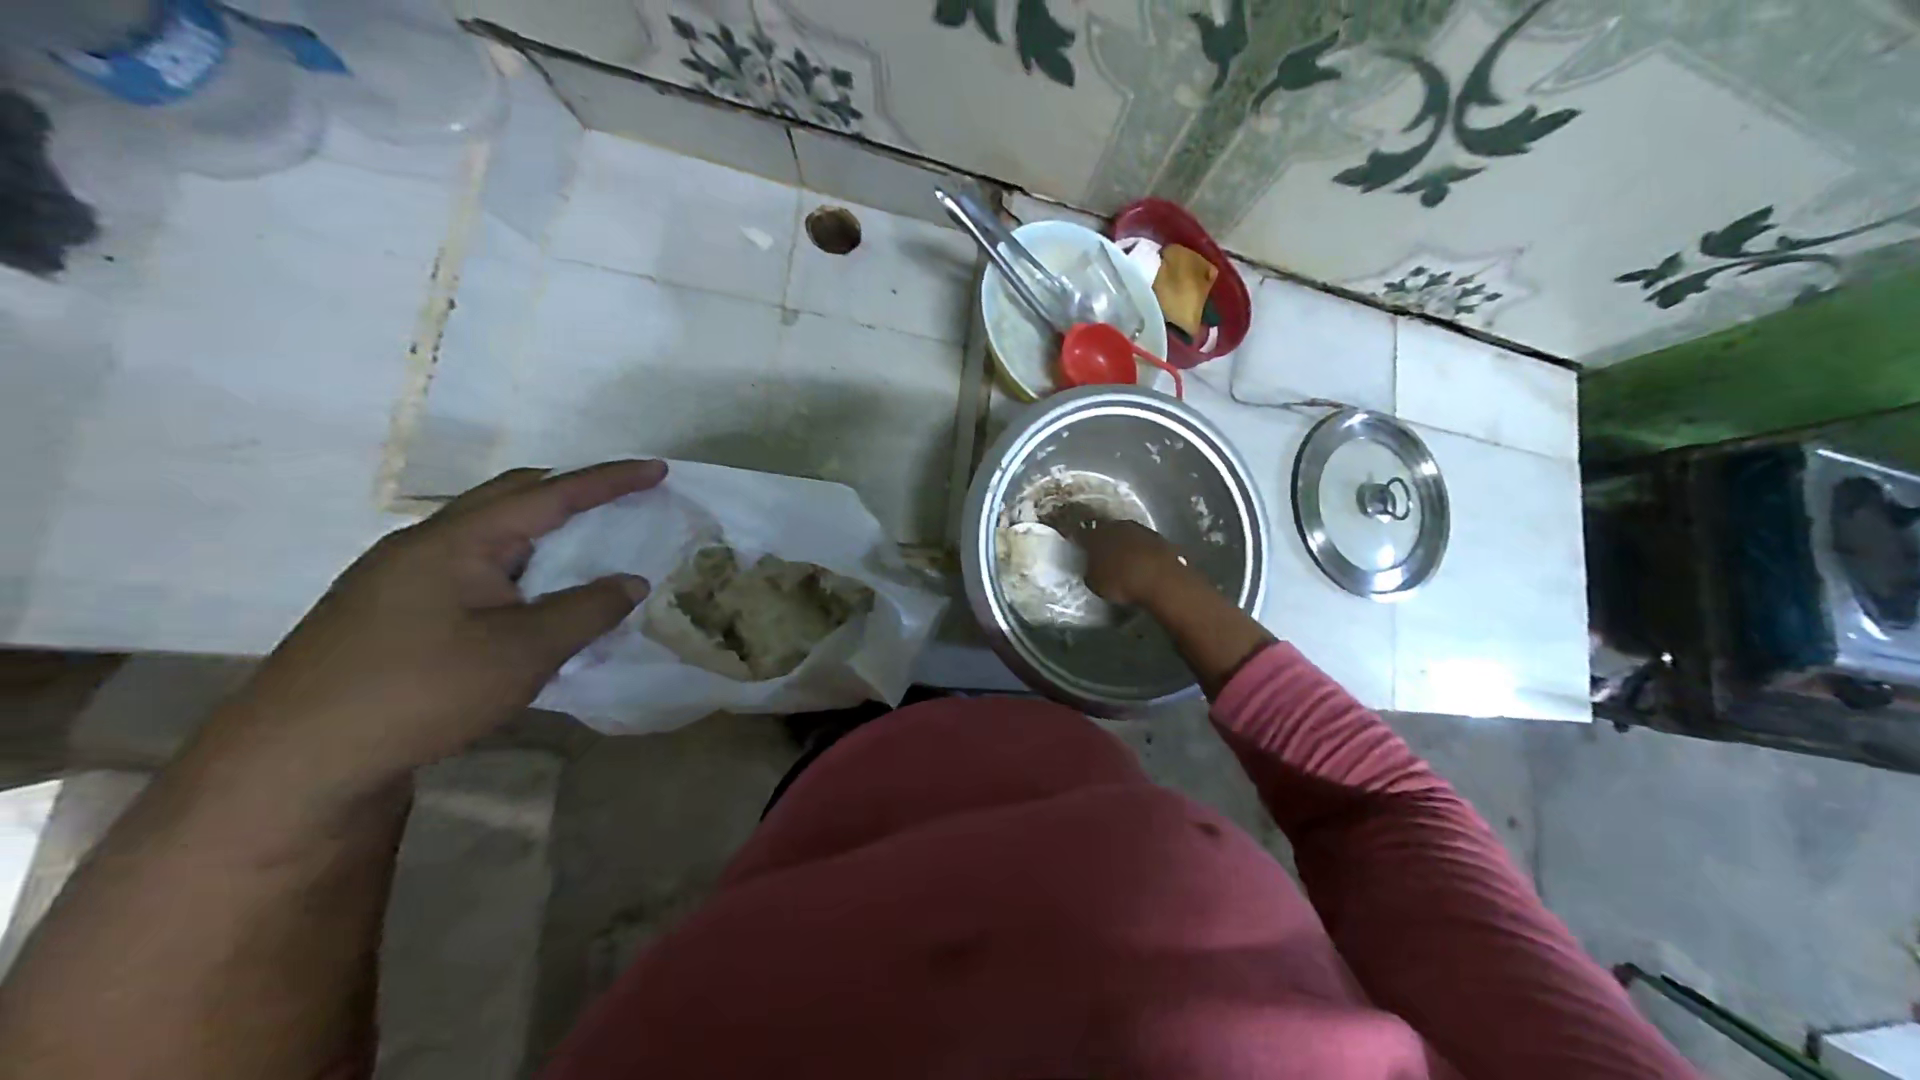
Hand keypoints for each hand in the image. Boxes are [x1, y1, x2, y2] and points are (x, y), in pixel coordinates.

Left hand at [200, 460, 667, 807]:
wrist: (296, 762)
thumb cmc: (422, 692)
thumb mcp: (523, 652)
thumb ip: (587, 609)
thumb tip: (632, 581)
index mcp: (457, 540)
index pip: (548, 494)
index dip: (609, 481)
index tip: (657, 470)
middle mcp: (425, 544)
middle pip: (510, 498)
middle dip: (570, 492)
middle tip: (621, 501)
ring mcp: (401, 578)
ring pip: (488, 534)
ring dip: (542, 532)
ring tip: (585, 548)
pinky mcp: (393, 611)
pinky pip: (472, 567)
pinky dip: (518, 567)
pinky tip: (531, 599)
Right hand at [1043, 507, 1188, 605]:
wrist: (1163, 580)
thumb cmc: (1122, 582)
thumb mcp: (1096, 583)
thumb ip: (1091, 571)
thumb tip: (1093, 568)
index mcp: (1096, 535)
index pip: (1080, 532)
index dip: (1074, 536)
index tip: (1072, 540)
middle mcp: (1117, 526)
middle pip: (1105, 529)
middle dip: (1101, 538)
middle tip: (1099, 551)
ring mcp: (1140, 530)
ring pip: (1125, 534)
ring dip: (1122, 543)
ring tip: (1122, 558)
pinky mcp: (1159, 538)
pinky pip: (1143, 543)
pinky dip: (1140, 550)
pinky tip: (1141, 562)